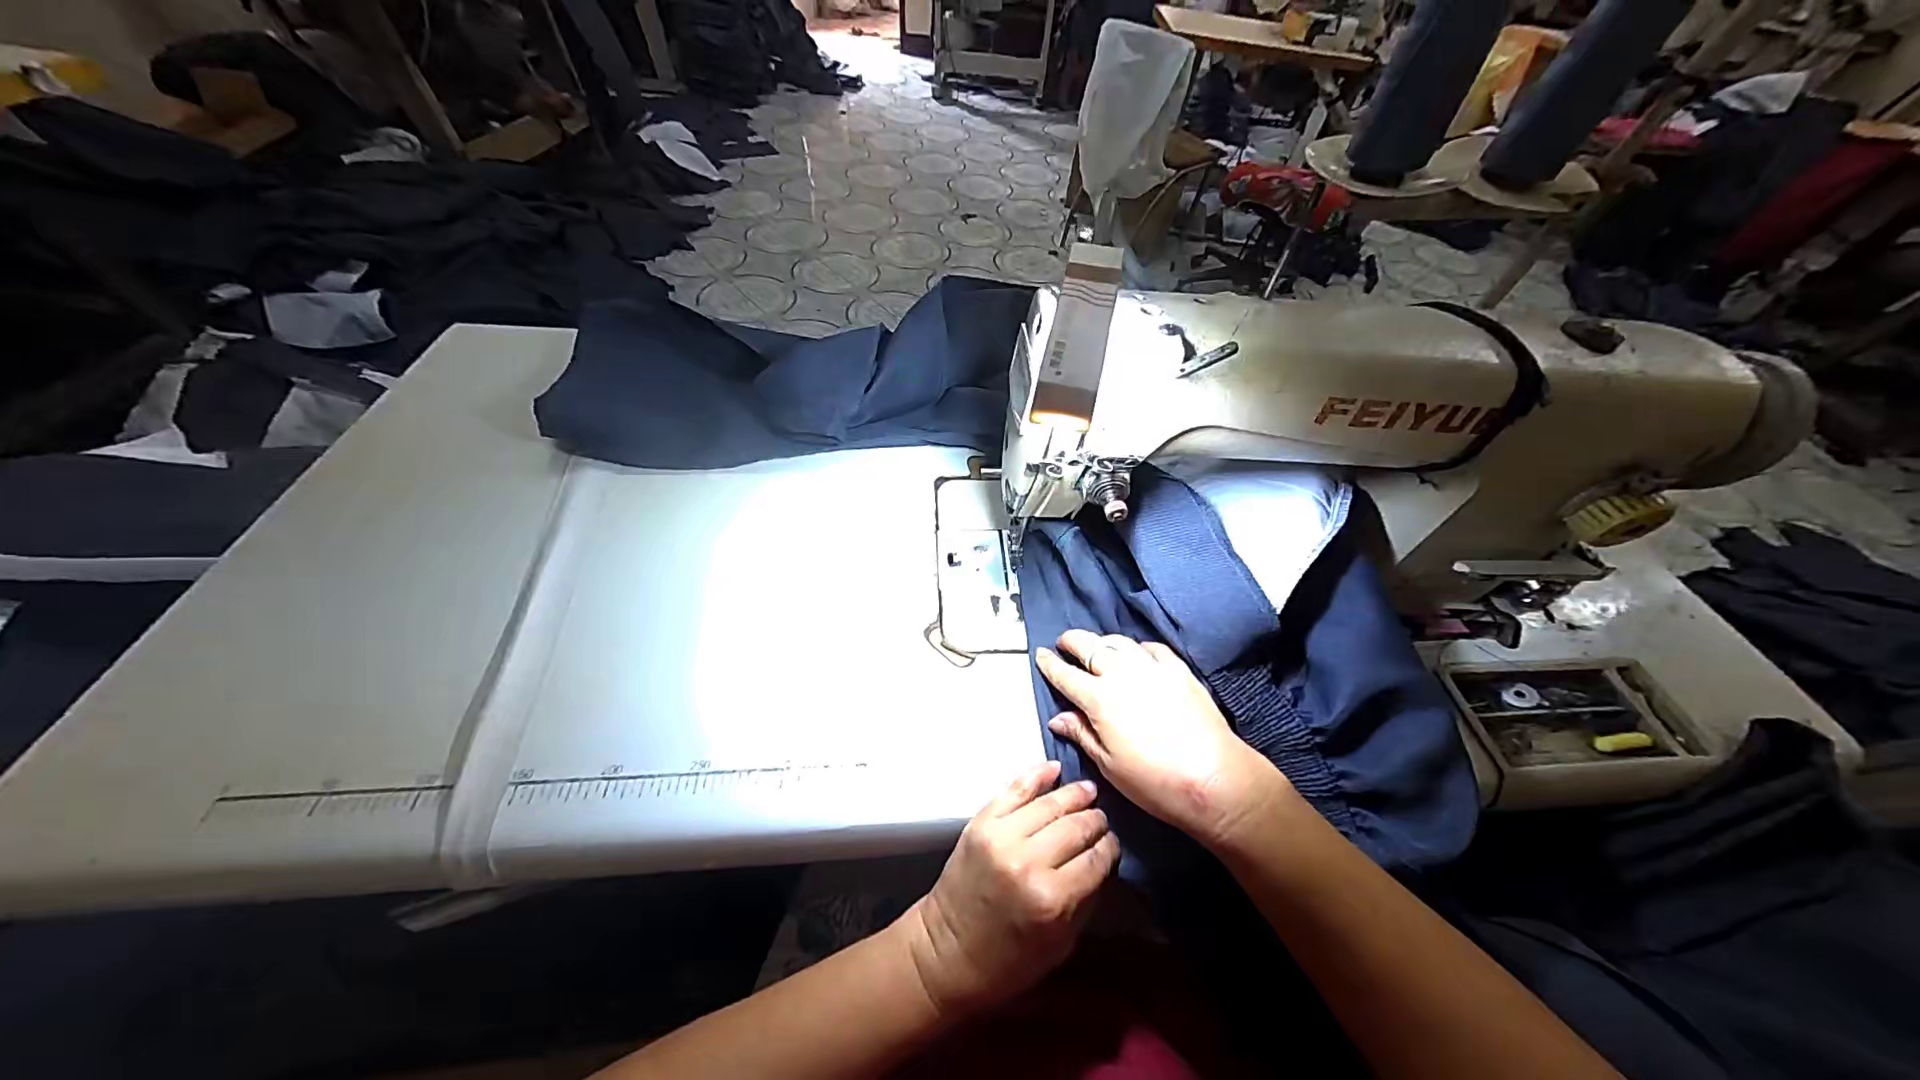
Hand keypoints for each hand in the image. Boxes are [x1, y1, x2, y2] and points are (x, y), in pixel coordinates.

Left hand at [899, 761, 1119, 1016]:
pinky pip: (1014, 789)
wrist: (947, 951)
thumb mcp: (1060, 944)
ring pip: (1049, 803)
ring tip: (1088, 790)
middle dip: (1095, 821)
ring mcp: (1001, 837)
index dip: (1110, 848)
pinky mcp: (981, 823)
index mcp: (1052, 898)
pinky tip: (1054, 769)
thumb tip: (1103, 863)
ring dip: (1073, 794)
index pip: (1096, 859)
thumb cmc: (1008, 960)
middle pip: (1076, 827)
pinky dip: (1036, 775)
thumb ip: (1085, 900)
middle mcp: (1028, 861)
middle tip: (1102, 819)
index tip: (1113, 844)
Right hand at [1036, 630, 1296, 851]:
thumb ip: (1083, 734)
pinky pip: (1152, 648)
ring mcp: (1153, 669)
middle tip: (1064, 643)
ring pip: (1120, 642)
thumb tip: (1059, 719)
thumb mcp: (1109, 765)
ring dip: (1103, 642)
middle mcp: (1123, 675)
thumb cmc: (1156, 781)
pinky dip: (1137, 647)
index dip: (1050, 663)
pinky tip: (1137, 654)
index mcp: (1099, 699)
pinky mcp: (1180, 670)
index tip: (1041, 655)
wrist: (1215, 779)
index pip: (1066, 674)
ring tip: (1097, 647)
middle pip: (1089, 646)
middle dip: (1072, 641)